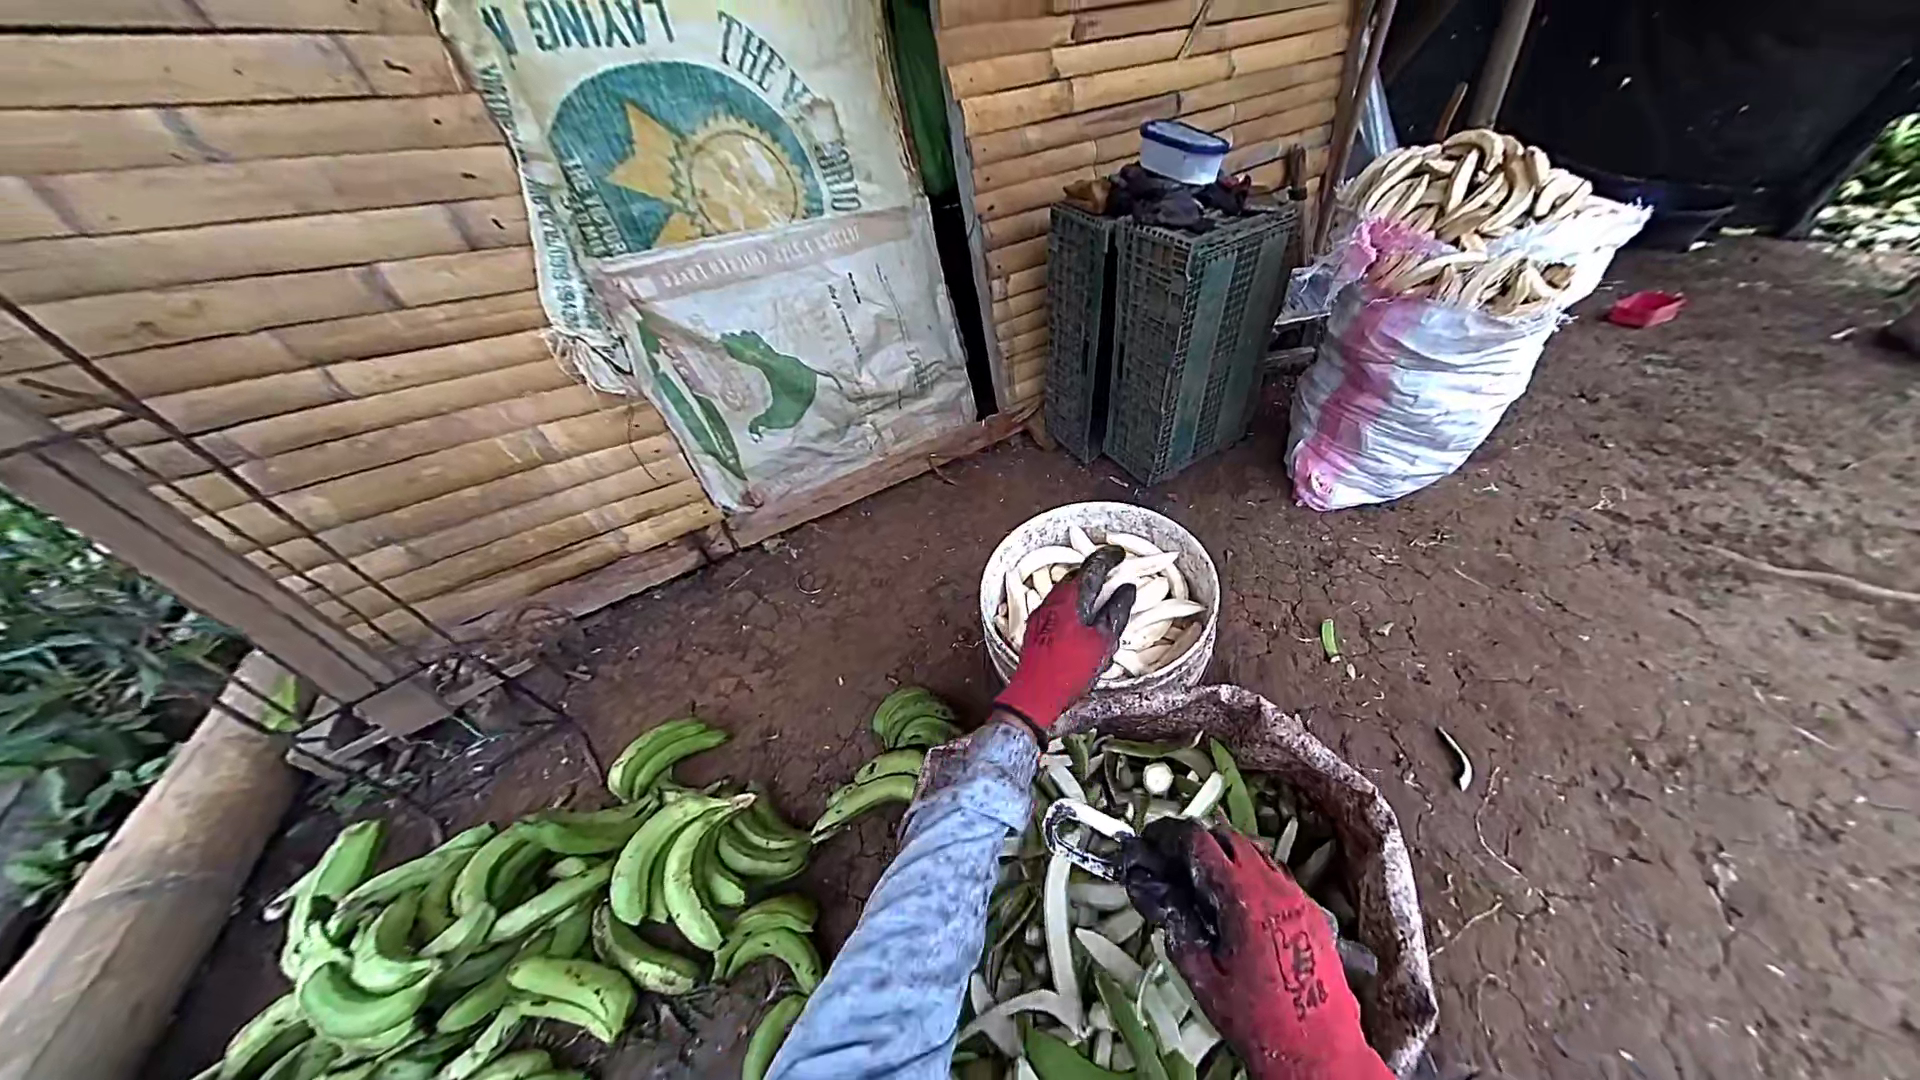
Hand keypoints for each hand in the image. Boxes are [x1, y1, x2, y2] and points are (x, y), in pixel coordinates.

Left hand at [993, 545, 1133, 731]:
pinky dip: (1072, 604)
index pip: (1092, 567)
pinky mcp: (1036, 627)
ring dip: (1083, 589)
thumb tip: (1126, 591)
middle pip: (1076, 577)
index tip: (1119, 554)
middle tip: (1113, 576)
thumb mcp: (1103, 641)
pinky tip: (1081, 618)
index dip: (1108, 558)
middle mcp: (1052, 600)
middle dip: (1095, 572)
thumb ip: (1115, 612)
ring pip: (1065, 592)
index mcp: (1071, 598)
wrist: (1035, 693)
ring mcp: (1041, 613)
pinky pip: (1057, 605)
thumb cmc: (1070, 668)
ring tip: (1100, 598)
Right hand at [1120, 818, 1393, 1079]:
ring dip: (1227, 853)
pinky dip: (1252, 873)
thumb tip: (1159, 896)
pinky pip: (1277, 875)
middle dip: (1198, 840)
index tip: (1154, 839)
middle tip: (1175, 856)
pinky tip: (1238, 898)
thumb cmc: (1262, 1024)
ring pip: (1256, 852)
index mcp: (1244, 900)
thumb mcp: (1203, 977)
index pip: (1200, 842)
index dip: (1171, 836)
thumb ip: (1178, 928)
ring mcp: (1298, 900)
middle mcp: (1275, 890)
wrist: (1324, 1059)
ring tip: (1204, 875)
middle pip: (1229, 837)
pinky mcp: (1314, 914)